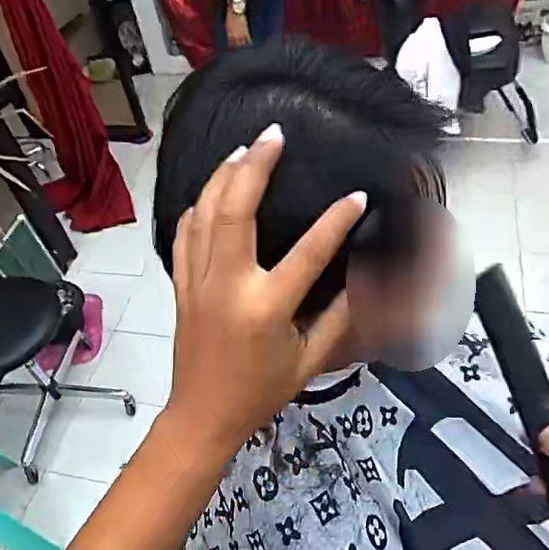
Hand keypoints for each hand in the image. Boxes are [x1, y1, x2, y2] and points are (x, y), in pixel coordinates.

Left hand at [164, 124, 364, 453]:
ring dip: (222, 176)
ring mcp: (198, 282)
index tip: (357, 196)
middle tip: (273, 134)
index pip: (309, 252)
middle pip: (235, 210)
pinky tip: (208, 192)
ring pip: (204, 214)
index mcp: (266, 307)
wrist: (202, 415)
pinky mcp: (182, 286)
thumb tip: (366, 280)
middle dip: (255, 166)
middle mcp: (228, 285)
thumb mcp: (309, 362)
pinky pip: (185, 236)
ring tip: (243, 149)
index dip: (337, 221)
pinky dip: (196, 208)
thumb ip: (339, 318)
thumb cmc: (259, 392)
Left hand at [224, 11, 251, 47]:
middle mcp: (236, 36)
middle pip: (237, 45)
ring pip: (243, 44)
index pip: (231, 44)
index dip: (232, 48)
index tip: (233, 50)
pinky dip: (249, 43)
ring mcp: (242, 35)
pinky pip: (248, 39)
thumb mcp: (227, 26)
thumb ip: (229, 33)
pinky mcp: (247, 32)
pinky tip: (250, 45)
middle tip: (239, 51)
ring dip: (244, 46)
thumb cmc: (230, 17)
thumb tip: (230, 37)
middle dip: (238, 48)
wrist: (236, 12)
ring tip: (245, 49)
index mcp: (230, 35)